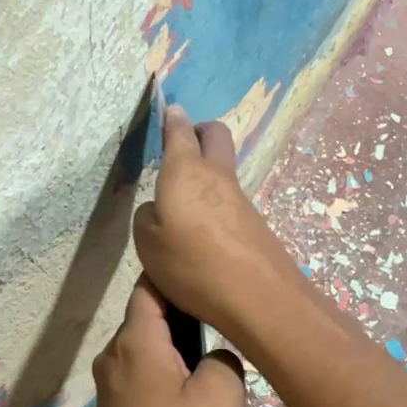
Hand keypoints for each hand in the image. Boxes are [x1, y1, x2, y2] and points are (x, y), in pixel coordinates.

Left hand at [90, 276, 245, 406]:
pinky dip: (165, 378)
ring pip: (146, 352)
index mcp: (134, 341)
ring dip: (176, 352)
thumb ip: (223, 357)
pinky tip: (191, 401)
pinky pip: (141, 379)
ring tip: (213, 365)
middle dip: (182, 317)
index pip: (150, 286)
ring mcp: (108, 389)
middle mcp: (112, 357)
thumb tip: (211, 357)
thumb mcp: (223, 394)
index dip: (178, 277)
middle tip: (225, 324)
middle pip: (147, 319)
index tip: (210, 278)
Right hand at [133, 105, 305, 340]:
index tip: (169, 109)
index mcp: (185, 172)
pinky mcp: (253, 224)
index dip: (172, 119)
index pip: (179, 132)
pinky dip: (214, 204)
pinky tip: (201, 235)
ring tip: (182, 203)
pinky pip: (229, 201)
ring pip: (223, 169)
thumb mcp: (148, 244)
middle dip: (199, 131)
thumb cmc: (193, 264)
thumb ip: (148, 218)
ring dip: (206, 173)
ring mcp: (240, 199)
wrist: (259, 297)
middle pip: (215, 135)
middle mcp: (216, 176)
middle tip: (182, 144)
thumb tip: (160, 209)